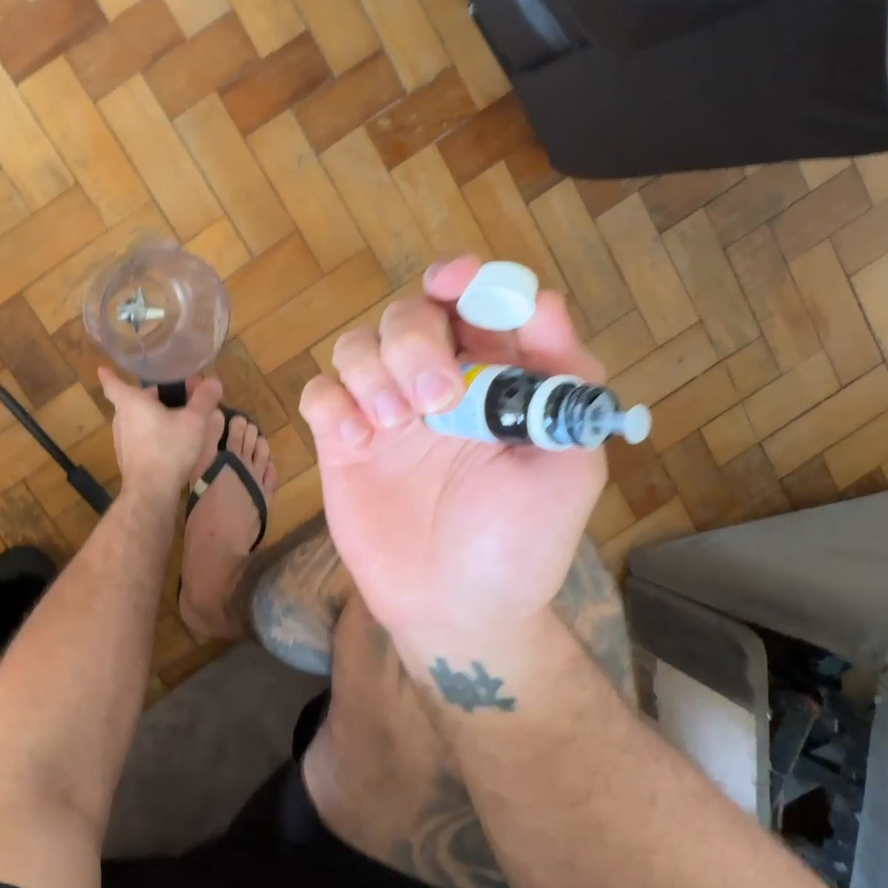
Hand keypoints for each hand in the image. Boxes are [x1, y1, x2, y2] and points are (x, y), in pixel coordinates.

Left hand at [97, 368, 223, 499]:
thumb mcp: (194, 421)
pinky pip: (139, 439)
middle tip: (170, 393)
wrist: (152, 491)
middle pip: (131, 402)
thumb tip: (214, 382)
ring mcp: (122, 442)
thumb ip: (204, 400)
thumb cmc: (169, 448)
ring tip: (175, 418)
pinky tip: (170, 442)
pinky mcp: (128, 460)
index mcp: (130, 403)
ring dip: (151, 417)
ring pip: (136, 421)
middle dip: (149, 397)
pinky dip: (151, 435)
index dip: (110, 375)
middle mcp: (121, 420)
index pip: (113, 384)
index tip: (102, 368)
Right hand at [297, 256, 608, 639]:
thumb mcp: (568, 465)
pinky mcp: (340, 441)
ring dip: (370, 370)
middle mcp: (436, 384)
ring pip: (355, 344)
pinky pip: (319, 392)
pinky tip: (357, 440)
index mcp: (497, 381)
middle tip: (434, 401)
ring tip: (394, 424)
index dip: (465, 279)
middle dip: (414, 341)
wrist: (457, 608)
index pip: (475, 305)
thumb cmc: (521, 542)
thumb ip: (563, 385)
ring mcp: (383, 412)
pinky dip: (333, 403)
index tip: (453, 281)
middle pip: (407, 315)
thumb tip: (543, 304)